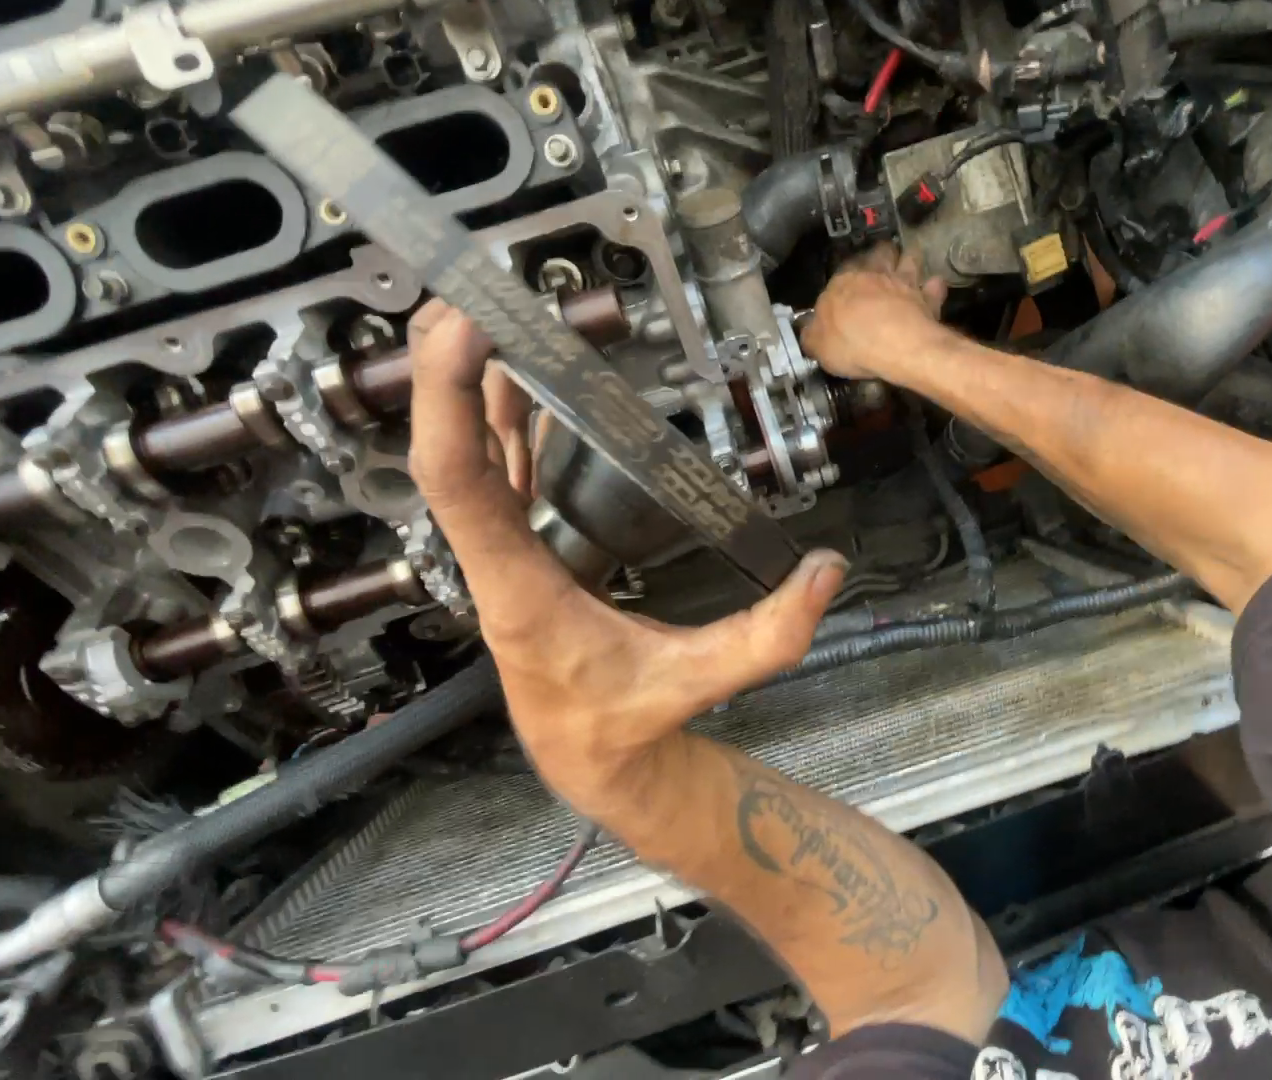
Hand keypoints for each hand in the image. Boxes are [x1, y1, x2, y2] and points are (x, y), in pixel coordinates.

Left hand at [406, 301, 849, 813]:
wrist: (591, 756)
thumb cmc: (628, 722)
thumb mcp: (703, 680)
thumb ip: (772, 634)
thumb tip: (827, 571)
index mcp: (522, 591)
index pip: (461, 484)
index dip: (450, 401)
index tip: (468, 331)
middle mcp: (498, 566)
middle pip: (449, 455)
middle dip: (444, 371)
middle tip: (469, 295)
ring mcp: (506, 557)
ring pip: (469, 459)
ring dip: (466, 390)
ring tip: (485, 320)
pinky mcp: (525, 552)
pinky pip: (501, 474)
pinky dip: (500, 422)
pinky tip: (517, 386)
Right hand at [802, 243, 950, 380]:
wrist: (895, 345)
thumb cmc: (851, 344)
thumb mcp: (817, 345)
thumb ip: (812, 334)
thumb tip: (808, 329)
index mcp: (843, 282)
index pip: (842, 272)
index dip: (845, 280)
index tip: (847, 291)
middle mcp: (874, 274)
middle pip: (878, 253)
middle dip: (880, 256)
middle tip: (881, 266)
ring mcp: (904, 282)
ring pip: (909, 258)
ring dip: (909, 261)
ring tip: (908, 268)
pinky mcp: (928, 298)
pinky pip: (934, 286)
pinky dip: (934, 288)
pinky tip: (933, 290)